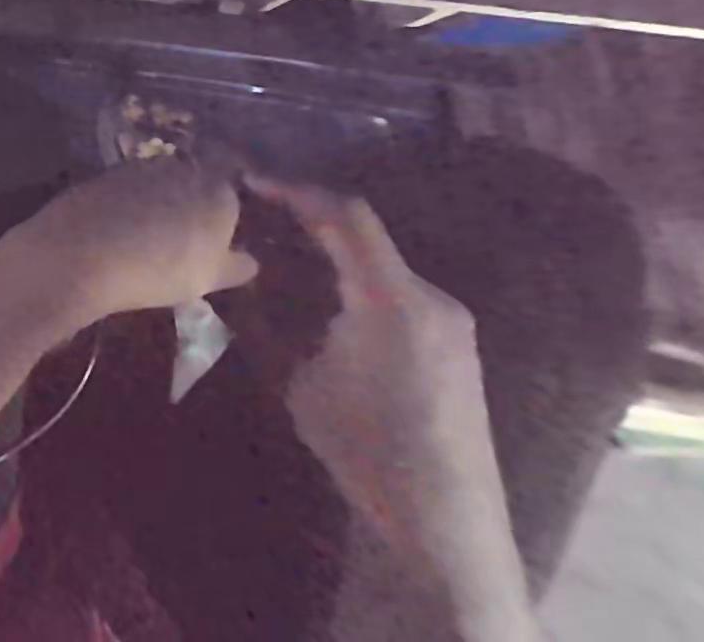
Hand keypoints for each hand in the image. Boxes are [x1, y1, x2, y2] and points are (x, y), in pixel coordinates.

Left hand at [0, 158, 258, 330]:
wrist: (84, 253)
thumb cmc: (158, 271)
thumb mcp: (206, 279)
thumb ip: (234, 267)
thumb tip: (249, 261)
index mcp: (217, 191)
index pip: (228, 195)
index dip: (218, 217)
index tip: (207, 241)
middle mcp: (180, 169)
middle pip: (192, 183)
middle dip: (186, 206)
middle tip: (175, 239)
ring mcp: (138, 168)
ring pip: (156, 184)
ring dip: (153, 204)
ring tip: (141, 239)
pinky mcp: (104, 174)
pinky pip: (123, 190)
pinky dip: (123, 206)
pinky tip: (113, 231)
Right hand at [248, 176, 536, 641]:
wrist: (446, 522)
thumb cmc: (365, 448)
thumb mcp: (300, 381)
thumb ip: (278, 326)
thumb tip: (251, 289)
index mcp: (390, 300)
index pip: (346, 217)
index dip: (298, 190)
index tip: (253, 182)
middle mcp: (429, 297)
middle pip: (363, 232)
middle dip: (307, 215)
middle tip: (257, 212)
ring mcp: (448, 319)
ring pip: (378, 258)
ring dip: (329, 246)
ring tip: (280, 249)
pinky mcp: (453, 341)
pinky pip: (394, 286)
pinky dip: (351, 273)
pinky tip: (320, 293)